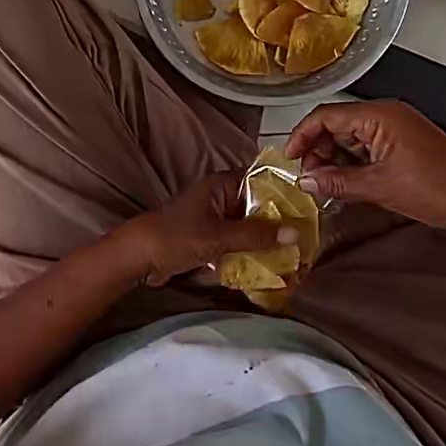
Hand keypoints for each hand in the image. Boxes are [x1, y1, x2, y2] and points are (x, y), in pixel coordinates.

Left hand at [104, 171, 292, 286]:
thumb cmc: (175, 238)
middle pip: (257, 206)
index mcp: (221, 185)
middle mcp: (219, 197)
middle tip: (305, 237)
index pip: (261, 180)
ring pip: (247, 226)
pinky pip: (235, 241)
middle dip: (277, 223)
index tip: (308, 209)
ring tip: (292, 254)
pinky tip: (267, 265)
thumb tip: (294, 233)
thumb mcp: (219, 237)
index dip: (283, 193)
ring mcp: (214, 217)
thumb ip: (256, 235)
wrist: (137, 258)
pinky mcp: (208, 237)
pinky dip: (248, 251)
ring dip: (264, 240)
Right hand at [285, 100, 445, 239]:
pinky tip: (346, 182)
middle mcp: (387, 114)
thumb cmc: (437, 188)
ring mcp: (397, 128)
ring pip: (351, 137)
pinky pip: (368, 146)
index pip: (327, 115)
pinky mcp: (404, 143)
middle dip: (318, 149)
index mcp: (379, 114)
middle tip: (309, 175)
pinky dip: (353, 162)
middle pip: (337, 124)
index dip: (303, 135)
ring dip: (335, 158)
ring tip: (326, 183)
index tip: (289, 156)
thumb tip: (307, 180)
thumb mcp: (378, 186)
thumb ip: (337, 182)